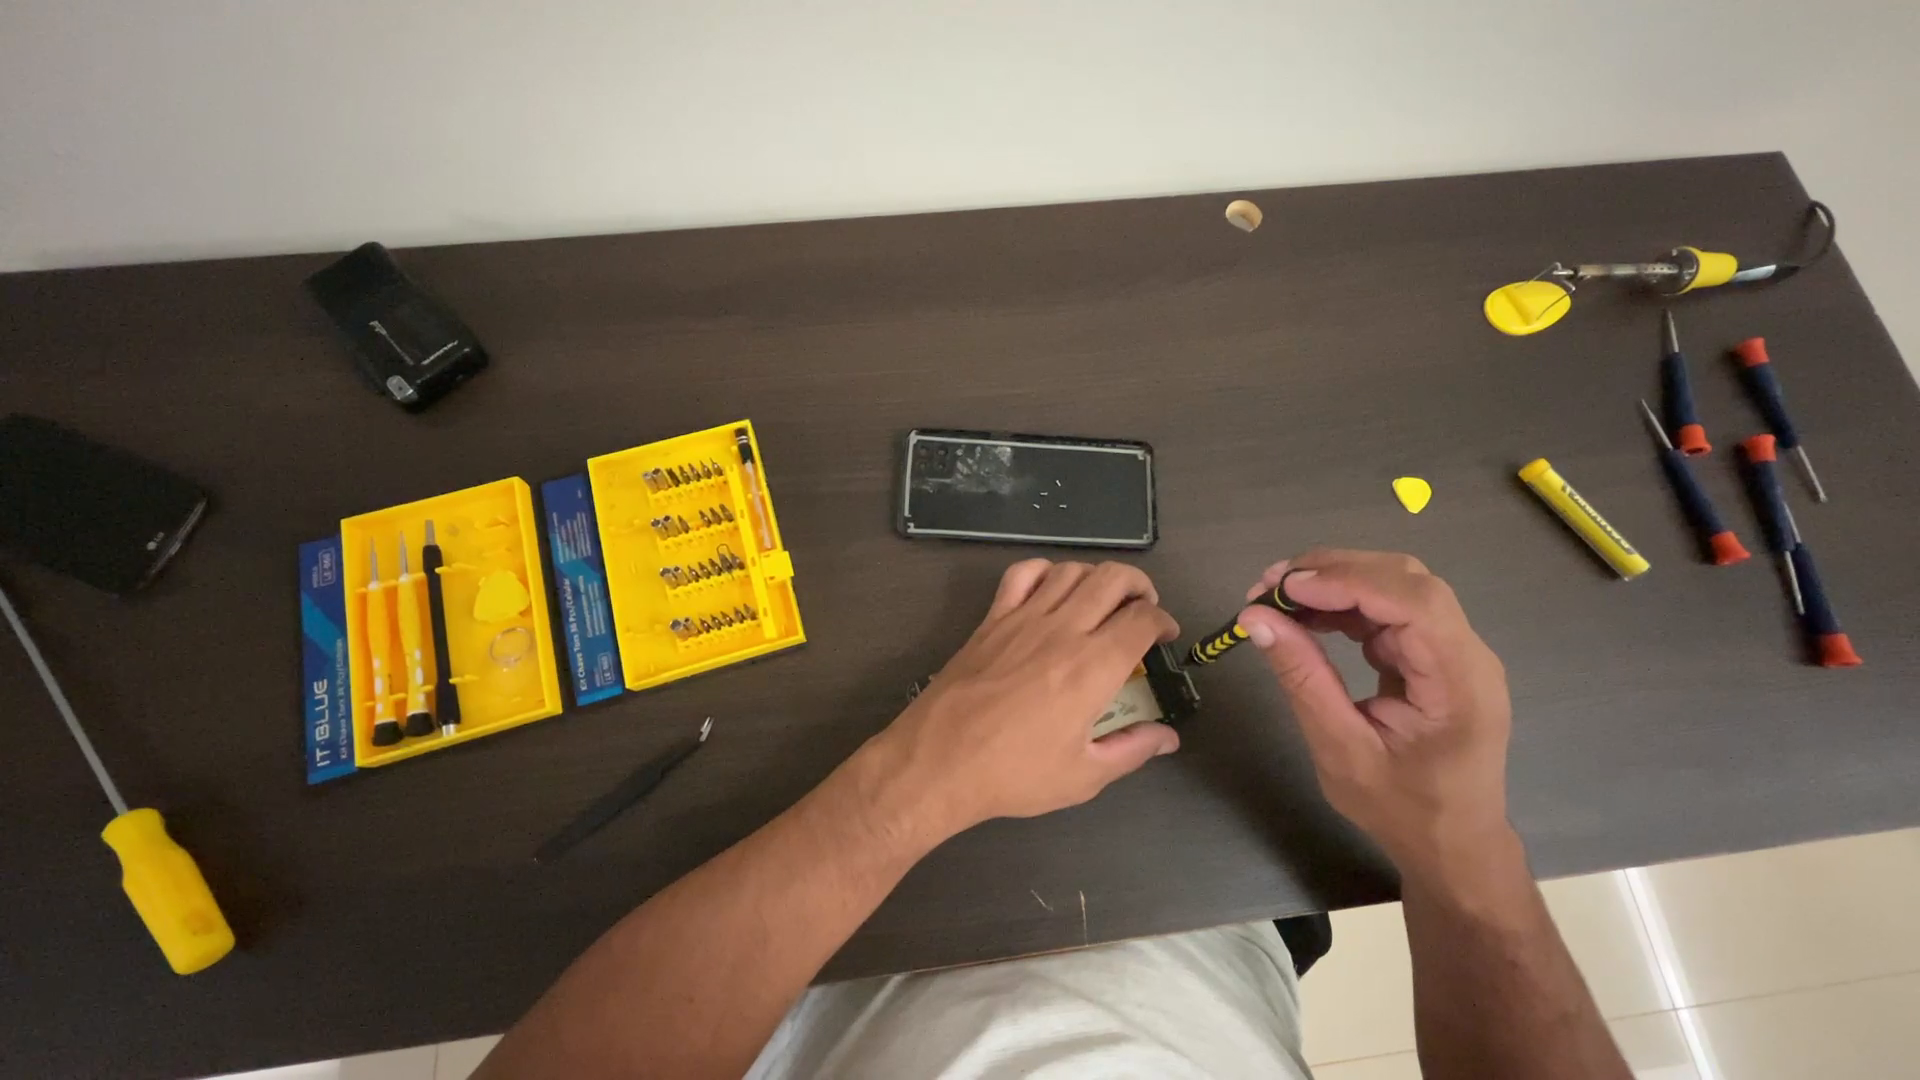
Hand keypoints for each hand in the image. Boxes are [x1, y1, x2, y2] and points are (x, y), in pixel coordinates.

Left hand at [874, 559, 1181, 835]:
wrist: (940, 760)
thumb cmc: (1014, 773)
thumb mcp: (1084, 776)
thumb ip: (1132, 750)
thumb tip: (1168, 736)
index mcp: (1093, 667)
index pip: (1142, 618)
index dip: (1163, 620)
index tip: (1165, 636)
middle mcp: (1063, 630)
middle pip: (1113, 579)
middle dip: (1139, 586)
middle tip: (1141, 610)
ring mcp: (1023, 619)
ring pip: (1071, 571)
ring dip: (1096, 577)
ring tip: (1102, 600)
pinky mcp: (992, 619)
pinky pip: (1022, 574)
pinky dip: (1045, 571)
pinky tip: (1052, 591)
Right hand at [1236, 550, 1512, 877]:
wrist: (1451, 844)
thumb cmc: (1401, 810)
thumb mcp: (1340, 749)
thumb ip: (1302, 679)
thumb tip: (1255, 618)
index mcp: (1459, 684)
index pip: (1414, 603)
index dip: (1348, 581)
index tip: (1283, 588)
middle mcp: (1467, 655)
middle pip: (1408, 582)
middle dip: (1336, 572)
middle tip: (1269, 586)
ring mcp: (1454, 651)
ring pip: (1397, 587)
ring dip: (1336, 583)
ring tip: (1277, 598)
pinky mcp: (1434, 655)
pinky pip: (1390, 610)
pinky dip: (1344, 605)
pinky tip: (1306, 617)